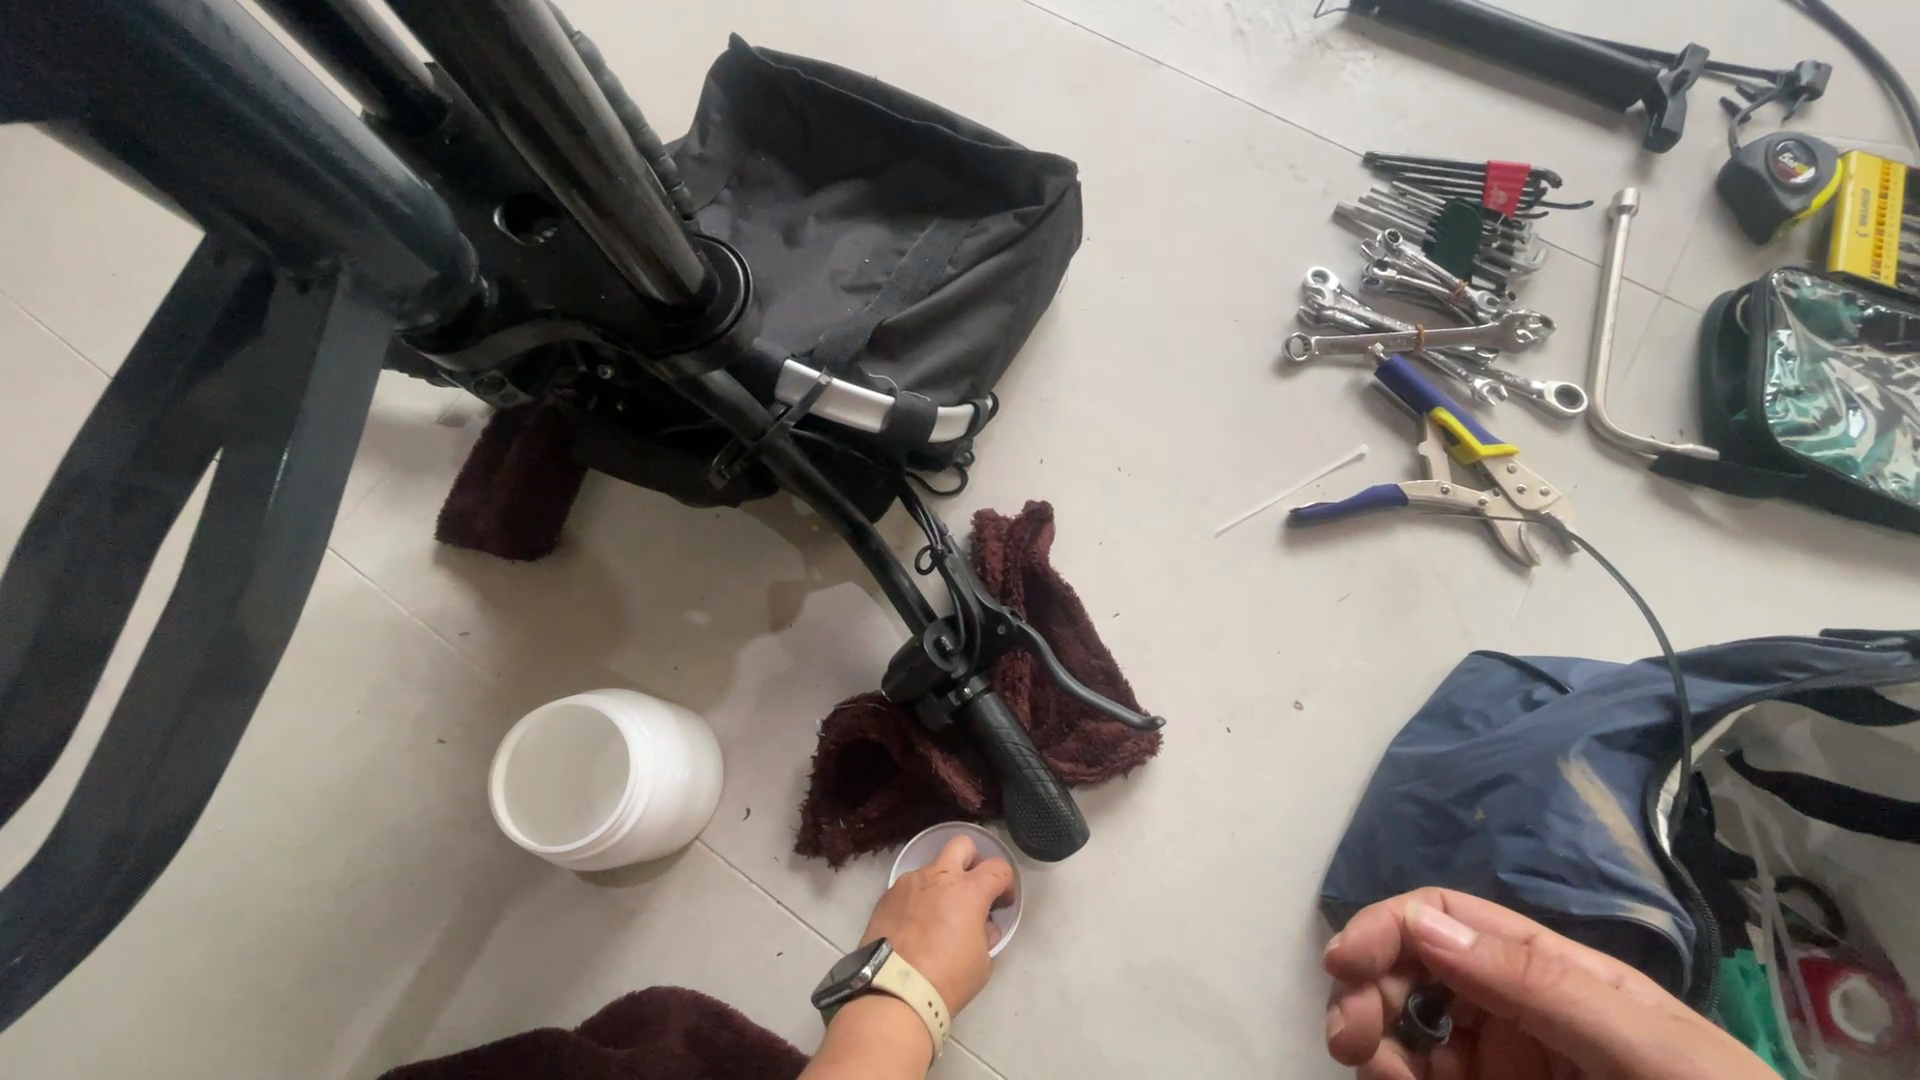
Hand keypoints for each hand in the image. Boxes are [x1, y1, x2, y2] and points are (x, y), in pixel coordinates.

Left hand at [860, 834, 1013, 1015]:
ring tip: (937, 915)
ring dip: (940, 883)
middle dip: (972, 861)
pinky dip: (918, 899)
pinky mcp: (887, 895)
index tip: (1002, 902)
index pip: (998, 867)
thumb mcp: (982, 962)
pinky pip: (910, 887)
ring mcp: (910, 882)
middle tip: (971, 888)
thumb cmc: (947, 979)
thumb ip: (985, 934)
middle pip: (961, 844)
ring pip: (931, 867)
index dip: (1006, 883)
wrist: (893, 992)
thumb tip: (982, 925)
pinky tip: (915, 926)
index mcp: (969, 890)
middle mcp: (939, 876)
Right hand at [1323, 888, 1775, 1079]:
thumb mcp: (1648, 1044)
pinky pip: (1421, 1075)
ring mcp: (1500, 1058)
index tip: (1342, 964)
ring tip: (1374, 1070)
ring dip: (1372, 1038)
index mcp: (1547, 970)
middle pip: (1410, 968)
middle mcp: (1511, 1005)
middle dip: (1366, 988)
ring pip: (1404, 1024)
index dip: (1385, 927)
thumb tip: (1422, 923)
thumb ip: (1538, 982)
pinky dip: (1392, 1075)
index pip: (1445, 918)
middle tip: (1348, 1038)